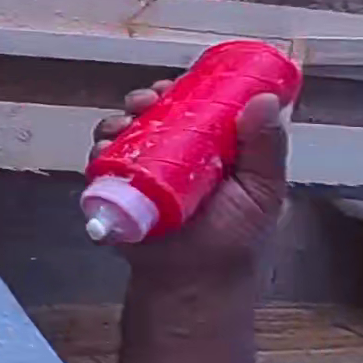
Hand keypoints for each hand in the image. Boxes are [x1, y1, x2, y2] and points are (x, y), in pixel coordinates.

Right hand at [91, 82, 287, 281]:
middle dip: (140, 101)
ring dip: (115, 123)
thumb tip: (263, 100)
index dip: (178, 91)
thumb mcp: (262, 189)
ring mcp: (137, 171)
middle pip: (147, 116)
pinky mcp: (112, 188)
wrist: (192, 278)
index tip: (174, 84)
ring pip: (118, 135)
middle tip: (143, 101)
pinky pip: (98, 162)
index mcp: (206, 147)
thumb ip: (265, 148)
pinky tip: (103, 149)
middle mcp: (167, 154)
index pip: (189, 109)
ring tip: (121, 126)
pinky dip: (97, 150)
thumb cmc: (233, 235)